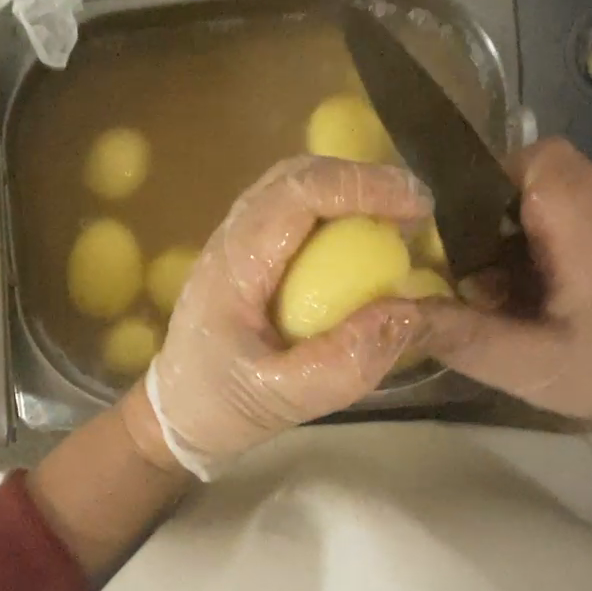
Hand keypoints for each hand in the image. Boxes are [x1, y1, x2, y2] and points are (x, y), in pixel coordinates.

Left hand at [144, 156, 434, 478]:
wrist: (173, 415)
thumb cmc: (219, 407)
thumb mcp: (284, 398)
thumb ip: (345, 361)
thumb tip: (410, 311)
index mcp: (233, 265)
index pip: (298, 192)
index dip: (363, 186)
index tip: (418, 210)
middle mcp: (230, 239)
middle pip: (297, 175)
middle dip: (363, 181)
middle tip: (414, 214)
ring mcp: (234, 243)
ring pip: (294, 188)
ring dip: (349, 194)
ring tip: (395, 224)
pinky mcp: (245, 257)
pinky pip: (293, 215)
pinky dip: (334, 214)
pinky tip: (361, 245)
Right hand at [409, 139, 591, 441]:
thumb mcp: (529, 368)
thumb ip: (460, 335)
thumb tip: (389, 312)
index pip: (535, 159)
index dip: (489, 185)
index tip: (464, 236)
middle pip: (546, 176)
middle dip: (502, 218)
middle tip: (487, 278)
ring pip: (571, 193)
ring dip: (533, 232)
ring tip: (525, 291)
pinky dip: (568, 239)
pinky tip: (568, 291)